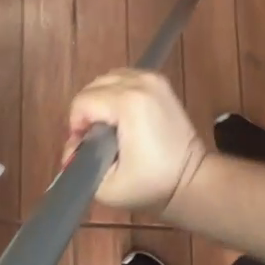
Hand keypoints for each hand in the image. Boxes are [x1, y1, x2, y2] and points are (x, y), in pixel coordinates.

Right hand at [64, 69, 208, 215]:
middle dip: (87, 112)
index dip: (76, 126)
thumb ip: (79, 162)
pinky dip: (116, 93)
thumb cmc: (151, 185)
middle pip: (94, 87)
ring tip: (108, 128)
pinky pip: (124, 78)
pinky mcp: (160, 81)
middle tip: (93, 141)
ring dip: (101, 100)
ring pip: (108, 79)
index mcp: (127, 102)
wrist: (193, 181)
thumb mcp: (106, 186)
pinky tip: (121, 117)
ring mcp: (152, 78)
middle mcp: (139, 82)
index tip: (84, 148)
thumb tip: (71, 146)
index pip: (83, 102)